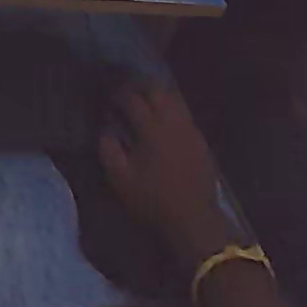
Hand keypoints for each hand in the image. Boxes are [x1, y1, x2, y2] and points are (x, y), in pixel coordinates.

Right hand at [98, 82, 228, 269]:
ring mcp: (190, 129)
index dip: (116, 93)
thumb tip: (106, 128)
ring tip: (143, 98)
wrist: (194, 221)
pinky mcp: (200, 140)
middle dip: (138, 85)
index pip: (131, 98)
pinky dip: (170, 107)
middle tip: (124, 88)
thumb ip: (108, 148)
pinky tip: (162, 117)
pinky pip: (183, 112)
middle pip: (156, 90)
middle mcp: (172, 122)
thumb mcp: (119, 178)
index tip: (106, 96)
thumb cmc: (152, 199)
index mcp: (151, 128)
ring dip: (156, 93)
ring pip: (173, 98)